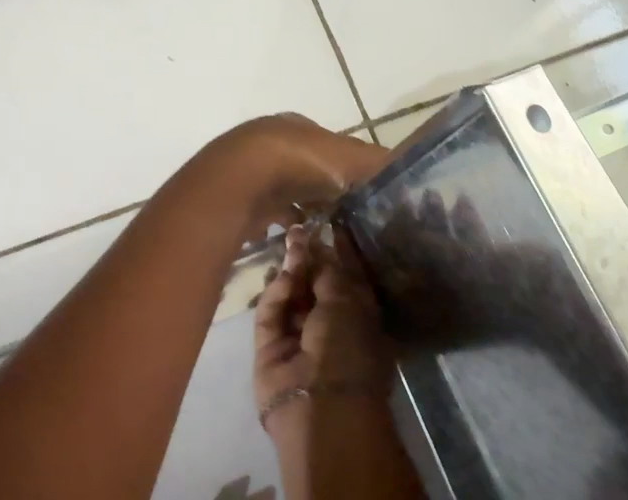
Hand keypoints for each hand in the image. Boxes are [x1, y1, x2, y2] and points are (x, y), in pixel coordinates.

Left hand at [204, 114, 390, 237]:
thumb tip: (405, 168)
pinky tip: (297, 238)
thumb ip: (378, 162)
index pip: (332, 145)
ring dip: (304, 207)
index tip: (367, 193)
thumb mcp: (349, 157)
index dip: (351, 167)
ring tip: (326, 231)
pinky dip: (284, 223)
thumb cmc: (298, 161)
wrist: (238, 182)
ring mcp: (252, 169)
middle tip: (349, 217)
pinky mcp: (239, 197)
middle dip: (326, 189)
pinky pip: (269, 211)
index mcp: (299, 126)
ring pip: (287, 190)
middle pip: (308, 168)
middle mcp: (274, 141)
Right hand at [252, 225, 394, 443]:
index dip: (336, 251)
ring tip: (289, 243)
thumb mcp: (346, 300)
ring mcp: (297, 338)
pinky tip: (284, 279)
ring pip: (290, 297)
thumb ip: (327, 270)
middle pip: (314, 284)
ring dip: (291, 271)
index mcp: (358, 317)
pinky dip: (276, 296)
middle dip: (307, 258)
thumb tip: (318, 244)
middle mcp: (328, 326)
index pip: (346, 277)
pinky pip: (271, 315)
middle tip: (296, 229)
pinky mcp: (270, 348)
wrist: (320, 405)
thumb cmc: (347, 348)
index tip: (325, 224)